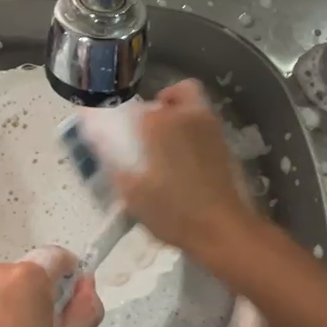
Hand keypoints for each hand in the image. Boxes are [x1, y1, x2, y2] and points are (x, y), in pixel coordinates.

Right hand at [114, 79, 267, 260]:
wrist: (223, 231)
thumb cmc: (173, 212)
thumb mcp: (131, 193)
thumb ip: (114, 165)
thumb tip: (103, 148)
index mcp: (158, 124)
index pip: (132, 108)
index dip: (120, 118)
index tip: (112, 131)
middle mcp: (185, 116)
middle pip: (167, 95)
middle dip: (153, 108)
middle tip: (142, 133)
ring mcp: (209, 127)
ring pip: (189, 102)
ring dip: (174, 114)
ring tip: (162, 143)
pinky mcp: (223, 143)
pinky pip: (202, 121)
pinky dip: (190, 128)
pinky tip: (181, 158)